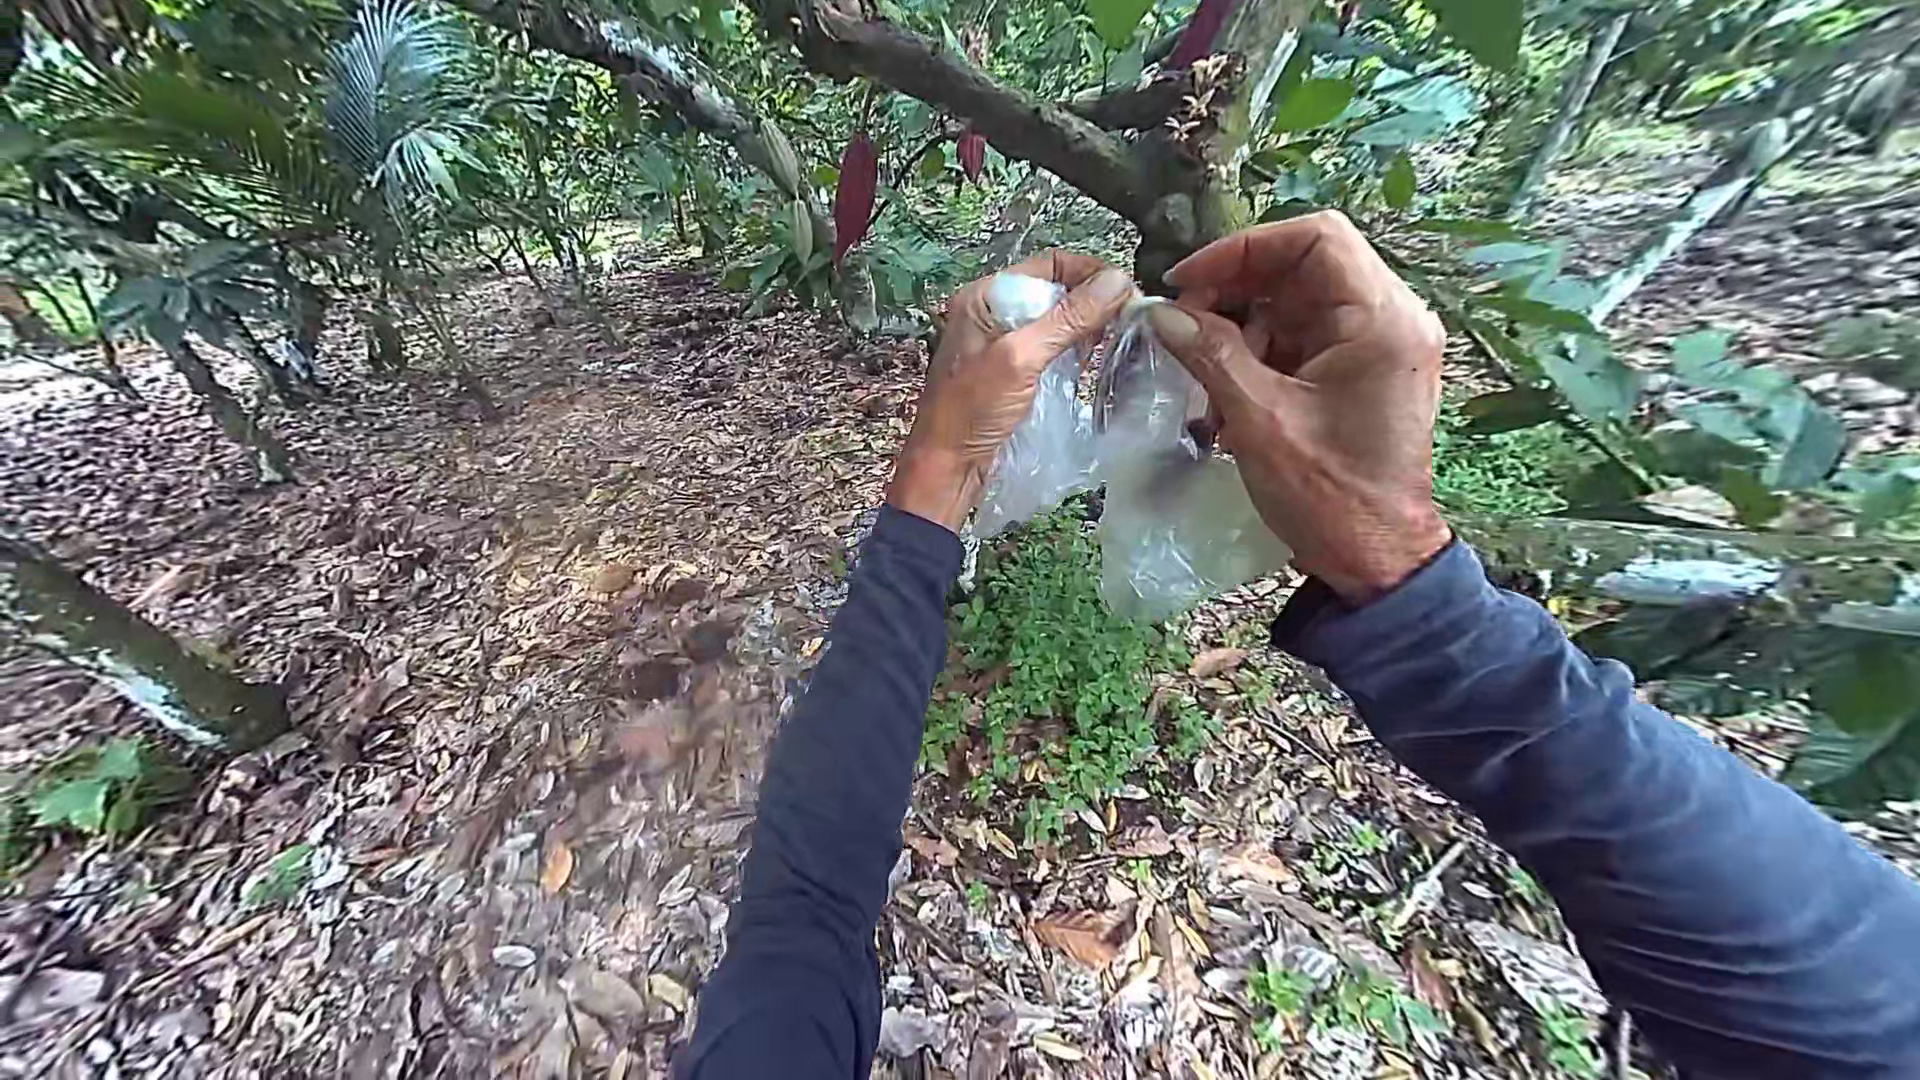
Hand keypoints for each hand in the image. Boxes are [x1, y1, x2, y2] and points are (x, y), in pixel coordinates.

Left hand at [887, 252, 1135, 530]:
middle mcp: (992, 313)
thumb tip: (1119, 280)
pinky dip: (1072, 352)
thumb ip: (1068, 318)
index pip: (1048, 264)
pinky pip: (1049, 350)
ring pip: (1055, 322)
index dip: (1090, 273)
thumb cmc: (973, 410)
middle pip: (1054, 291)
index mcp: (985, 297)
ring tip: (1114, 340)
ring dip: (1085, 328)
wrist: (948, 466)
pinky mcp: (1010, 373)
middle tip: (1127, 320)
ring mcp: (1001, 344)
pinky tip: (1091, 362)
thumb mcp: (1021, 358)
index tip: (1126, 292)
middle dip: (1091, 302)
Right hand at [1145, 211, 1450, 601]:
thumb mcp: (1260, 422)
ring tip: (1203, 373)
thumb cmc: (1326, 494)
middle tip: (1182, 327)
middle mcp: (1386, 319)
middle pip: (1300, 270)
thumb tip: (1161, 315)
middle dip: (1232, 292)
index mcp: (1381, 320)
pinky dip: (1254, 357)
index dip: (1242, 250)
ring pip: (1292, 306)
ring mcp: (1372, 347)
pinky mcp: (1353, 373)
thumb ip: (1211, 357)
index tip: (1186, 283)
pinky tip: (1226, 394)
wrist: (1373, 555)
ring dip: (1238, 330)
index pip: (1314, 240)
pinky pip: (1295, 341)